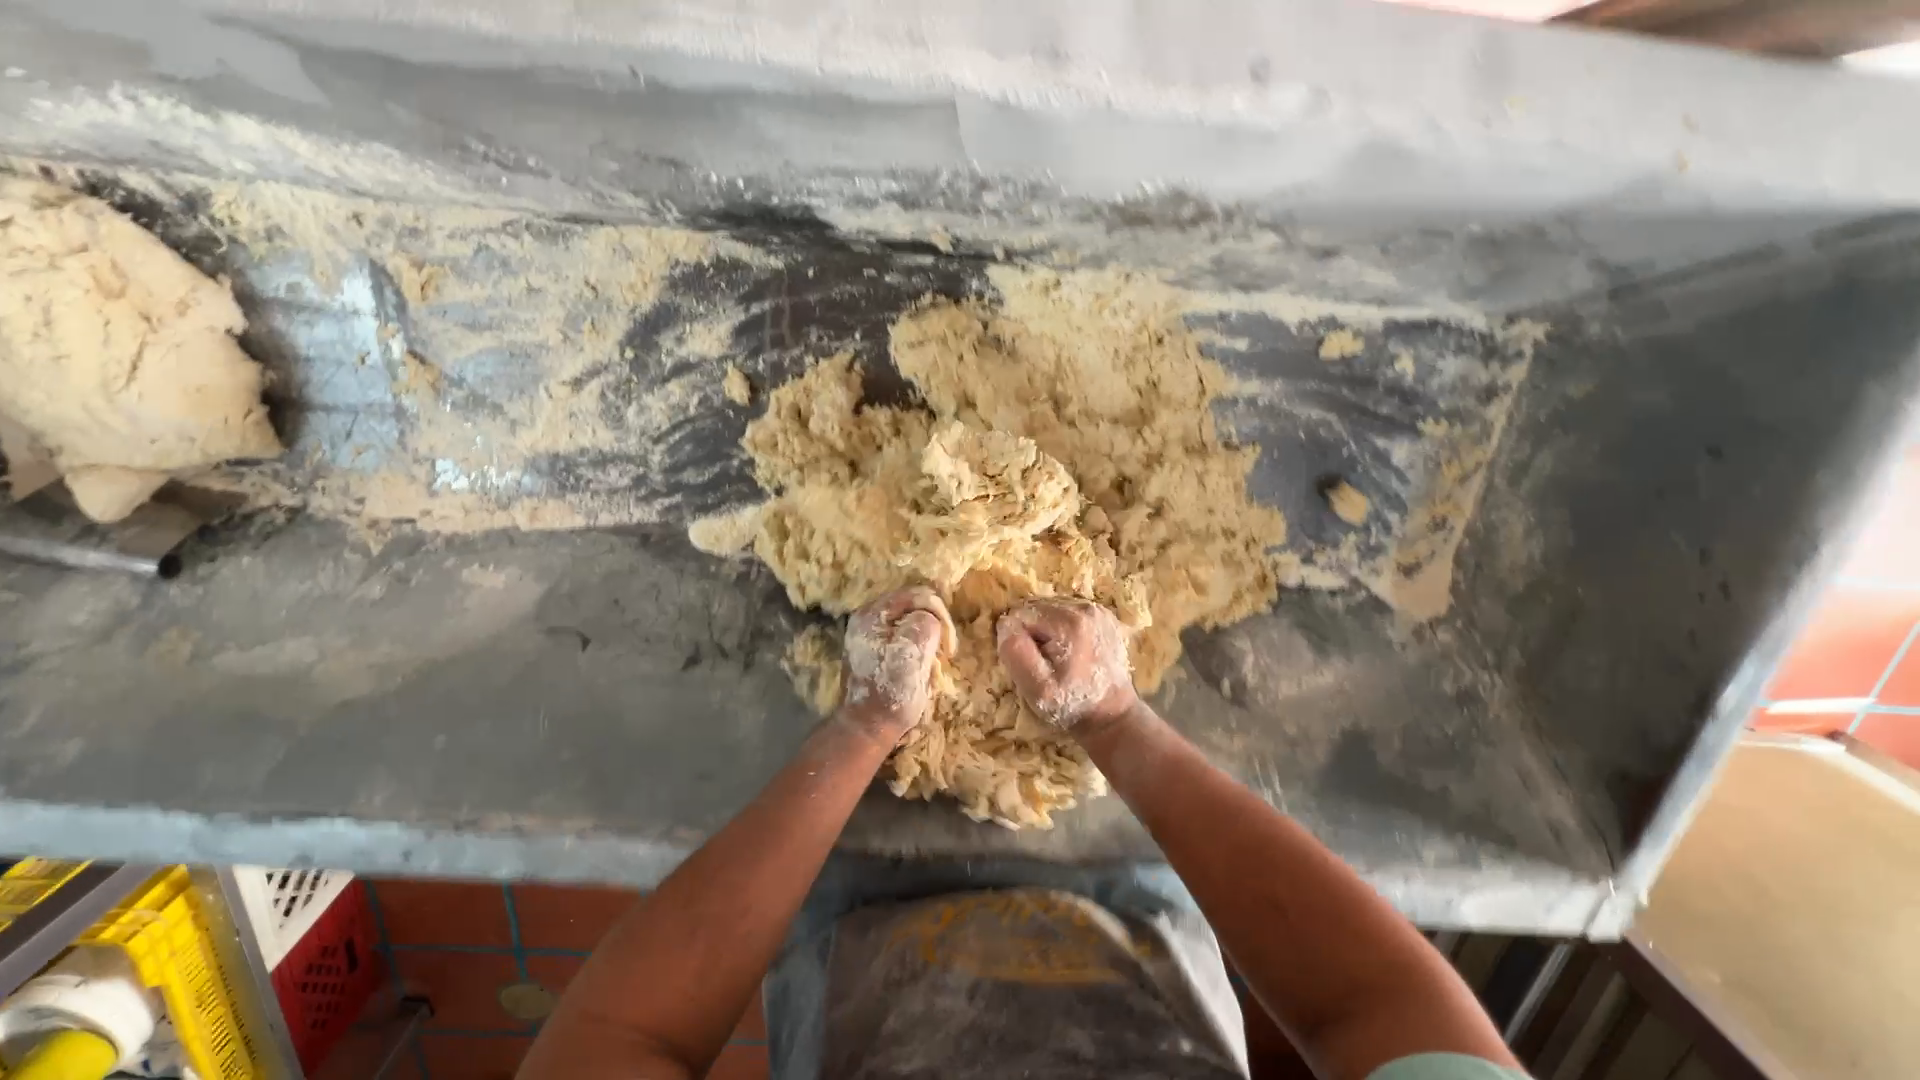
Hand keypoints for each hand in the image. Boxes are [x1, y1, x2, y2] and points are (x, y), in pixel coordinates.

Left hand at [841, 586, 953, 743]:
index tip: (947, 645)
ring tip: (932, 663)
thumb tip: (932, 619)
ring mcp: (871, 636)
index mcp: (873, 615)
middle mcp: (868, 619)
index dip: (938, 614)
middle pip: (914, 606)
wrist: (868, 728)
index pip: (917, 595)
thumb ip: (925, 624)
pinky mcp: (877, 651)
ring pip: (912, 623)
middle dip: (934, 627)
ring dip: (928, 640)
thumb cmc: (891, 694)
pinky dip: (919, 650)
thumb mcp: (912, 654)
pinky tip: (922, 668)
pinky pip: (906, 639)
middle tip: (943, 653)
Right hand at [995, 599, 1138, 732]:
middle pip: (1038, 608)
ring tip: (1060, 658)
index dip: (1019, 639)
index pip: (1021, 614)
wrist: (1111, 715)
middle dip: (1034, 632)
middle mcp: (1086, 608)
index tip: (1032, 663)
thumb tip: (1005, 623)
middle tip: (1045, 662)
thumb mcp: (1035, 688)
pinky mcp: (1105, 618)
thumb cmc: (1069, 704)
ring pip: (1052, 609)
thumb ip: (1016, 652)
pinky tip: (1074, 652)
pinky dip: (1064, 630)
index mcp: (1069, 622)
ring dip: (1048, 630)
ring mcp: (1099, 611)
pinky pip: (1070, 614)